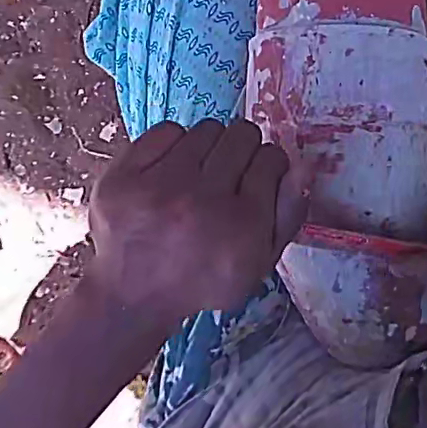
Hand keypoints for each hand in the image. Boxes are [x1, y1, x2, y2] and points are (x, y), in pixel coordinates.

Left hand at [85, 119, 308, 326]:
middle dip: (242, 151)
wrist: (131, 298)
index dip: (268, 167)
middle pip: (243, 135)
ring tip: (197, 174)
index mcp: (241, 225)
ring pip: (208, 129)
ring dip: (209, 148)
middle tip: (228, 176)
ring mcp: (156, 188)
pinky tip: (170, 171)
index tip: (256, 182)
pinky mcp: (122, 177)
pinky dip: (174, 145)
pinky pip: (167, 131)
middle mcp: (201, 202)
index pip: (273, 158)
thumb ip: (289, 212)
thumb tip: (303, 164)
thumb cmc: (205, 277)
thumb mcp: (261, 261)